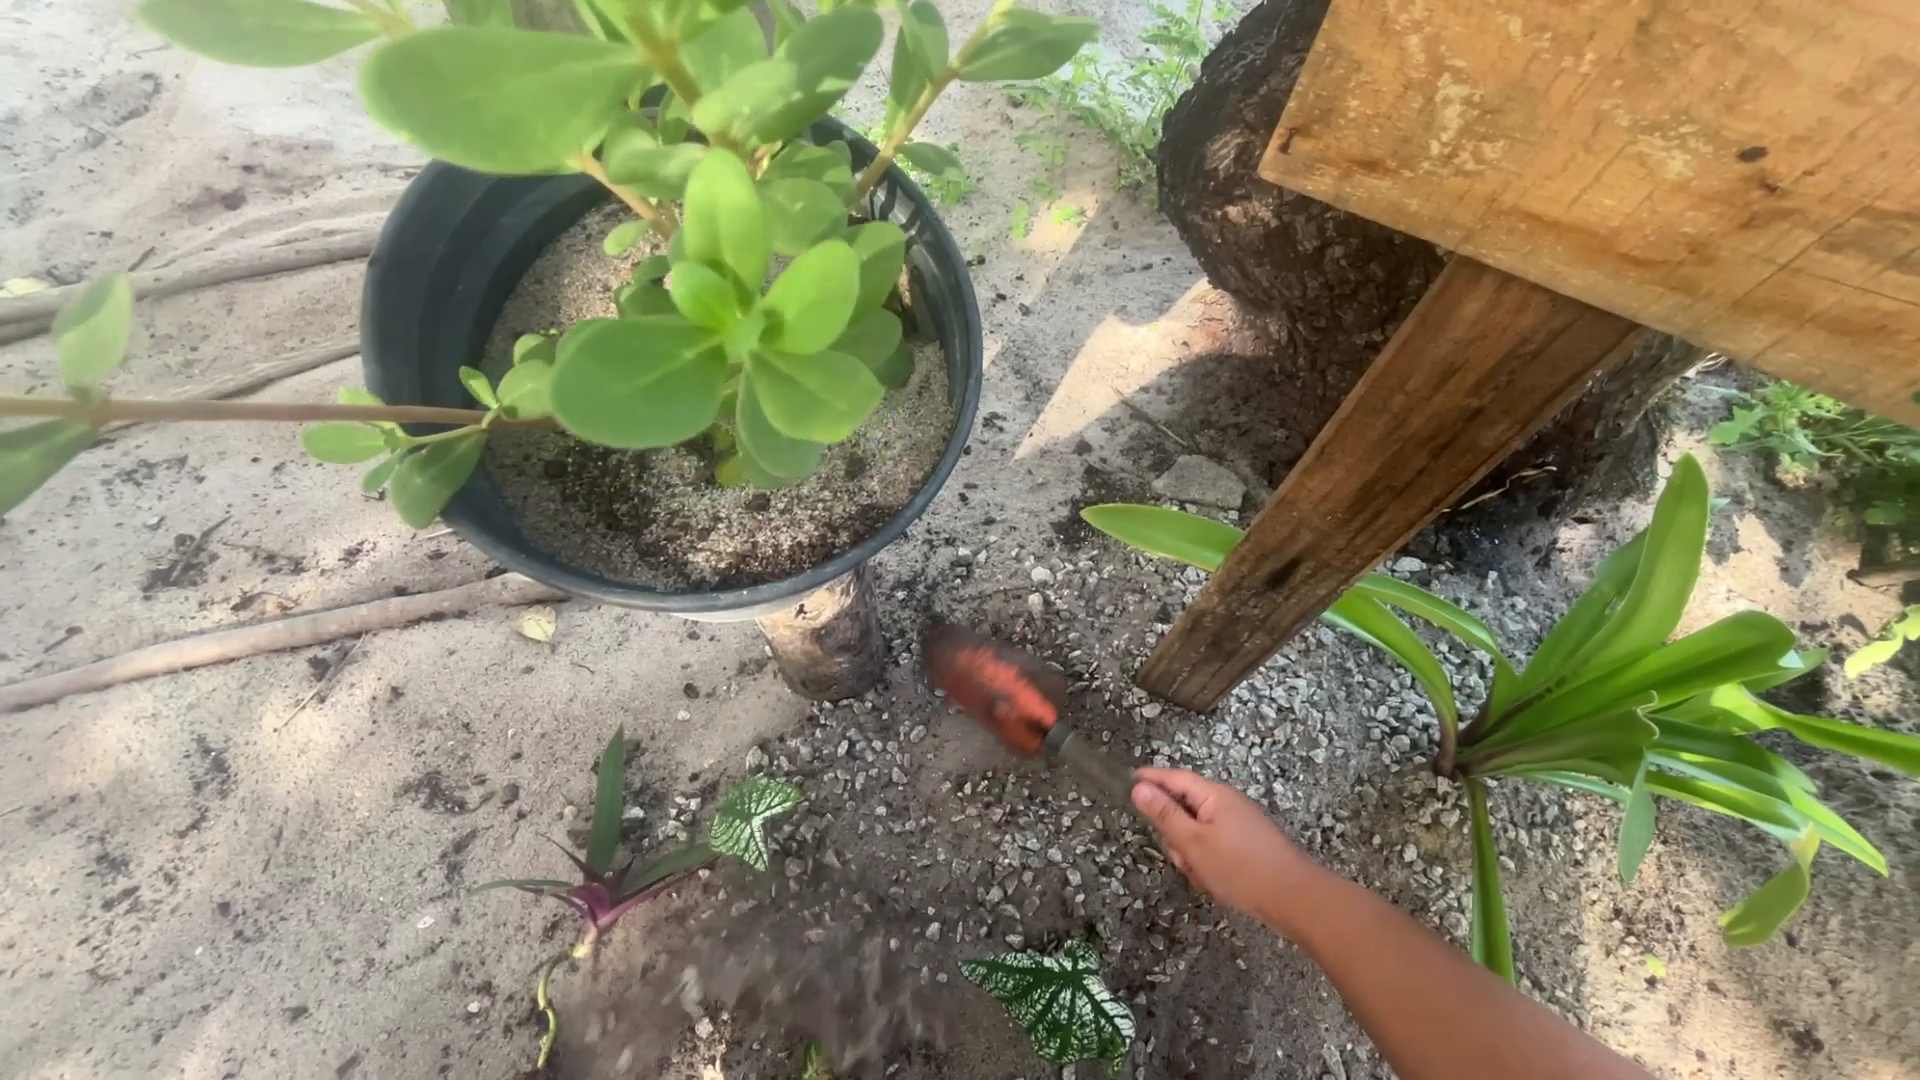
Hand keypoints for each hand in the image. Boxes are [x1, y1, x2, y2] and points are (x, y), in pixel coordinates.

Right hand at [1131, 767, 1313, 928]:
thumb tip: (1139, 787)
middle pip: (1184, 808)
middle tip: (1181, 857)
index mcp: (1213, 795)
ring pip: (1198, 832)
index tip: (1126, 781)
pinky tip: (1217, 883)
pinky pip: (1214, 846)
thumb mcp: (1193, 842)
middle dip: (1175, 833)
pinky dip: (1208, 861)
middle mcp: (1226, 803)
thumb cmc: (1240, 867)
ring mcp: (1239, 824)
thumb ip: (1164, 814)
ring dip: (1192, 853)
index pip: (1174, 778)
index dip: (1150, 779)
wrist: (1295, 899)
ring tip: (1204, 876)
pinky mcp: (1247, 844)